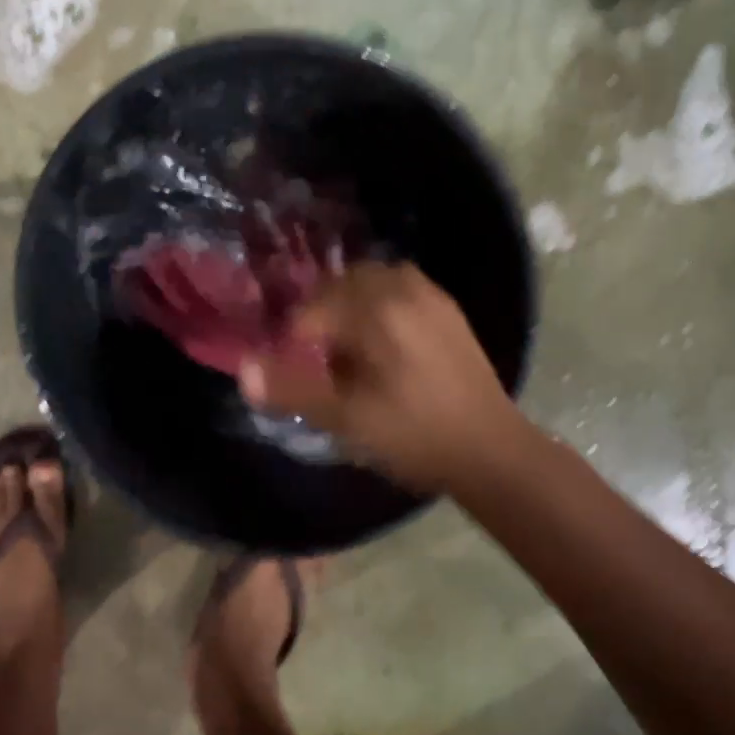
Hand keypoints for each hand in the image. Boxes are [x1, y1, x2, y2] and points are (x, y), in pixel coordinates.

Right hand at [238, 261, 522, 493]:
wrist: (492, 453)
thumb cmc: (413, 435)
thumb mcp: (344, 419)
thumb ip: (290, 389)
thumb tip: (242, 369)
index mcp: (373, 310)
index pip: (311, 309)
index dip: (293, 338)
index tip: (292, 367)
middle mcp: (402, 289)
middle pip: (342, 283)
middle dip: (320, 312)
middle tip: (315, 354)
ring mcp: (430, 297)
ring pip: (373, 281)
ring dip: (351, 302)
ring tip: (347, 344)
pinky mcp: (449, 311)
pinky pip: (402, 288)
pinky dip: (381, 304)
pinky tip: (383, 343)